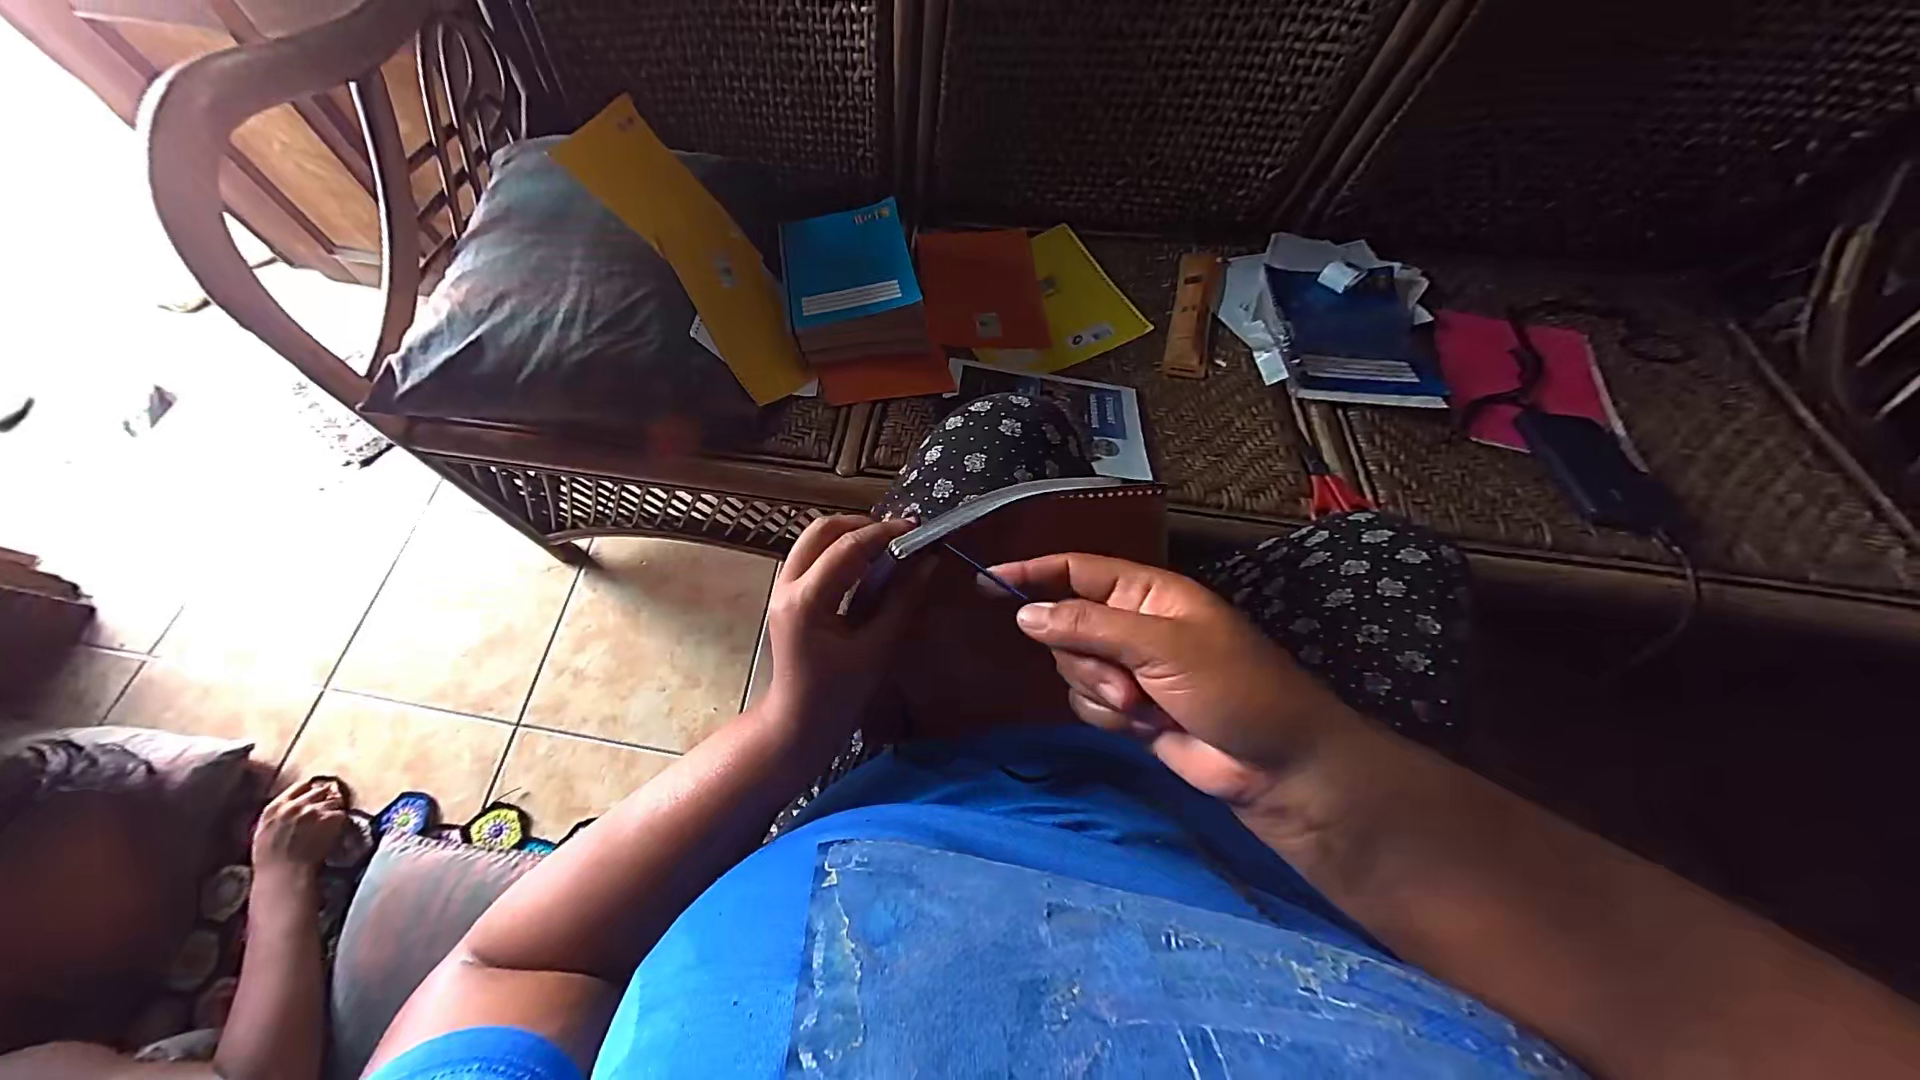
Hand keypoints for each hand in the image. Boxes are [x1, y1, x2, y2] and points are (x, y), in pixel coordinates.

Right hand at [251, 776, 346, 874]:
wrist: (285, 873)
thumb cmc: (271, 858)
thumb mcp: (265, 831)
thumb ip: (280, 813)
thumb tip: (297, 800)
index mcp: (274, 808)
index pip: (301, 785)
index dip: (312, 788)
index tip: (318, 792)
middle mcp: (295, 805)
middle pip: (321, 790)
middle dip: (327, 797)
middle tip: (326, 811)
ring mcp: (315, 810)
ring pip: (335, 799)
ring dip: (336, 808)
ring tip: (327, 824)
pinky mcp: (331, 817)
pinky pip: (343, 812)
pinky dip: (341, 819)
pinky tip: (332, 831)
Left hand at [762, 515, 928, 747]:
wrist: (797, 724)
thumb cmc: (836, 696)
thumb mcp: (877, 648)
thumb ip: (902, 601)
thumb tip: (927, 564)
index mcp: (805, 601)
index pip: (846, 548)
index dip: (884, 533)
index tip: (915, 529)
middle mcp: (787, 587)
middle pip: (821, 530)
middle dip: (862, 525)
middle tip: (899, 535)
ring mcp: (782, 590)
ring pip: (814, 539)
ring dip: (850, 536)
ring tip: (888, 546)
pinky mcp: (788, 597)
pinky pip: (813, 558)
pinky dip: (841, 552)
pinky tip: (869, 566)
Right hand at [989, 553, 1360, 807]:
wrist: (1275, 766)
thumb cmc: (1235, 686)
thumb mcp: (1163, 645)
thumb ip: (1090, 625)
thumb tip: (1026, 613)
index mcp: (1145, 592)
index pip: (1075, 571)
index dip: (1031, 572)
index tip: (986, 579)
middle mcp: (1130, 624)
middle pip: (1066, 625)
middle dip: (1085, 657)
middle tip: (1124, 681)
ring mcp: (1128, 667)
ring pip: (1072, 668)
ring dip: (1101, 691)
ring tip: (1146, 707)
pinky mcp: (1127, 707)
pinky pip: (1085, 702)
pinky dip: (1108, 715)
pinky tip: (1146, 725)